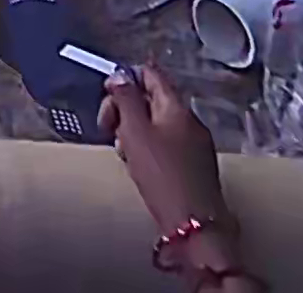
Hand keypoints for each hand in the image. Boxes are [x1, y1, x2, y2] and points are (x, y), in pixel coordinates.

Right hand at [98, 67, 227, 232]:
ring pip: (154, 121)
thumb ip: (126, 97)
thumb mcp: (134, 129)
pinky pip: (164, 141)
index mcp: (176, 107)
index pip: (150, 74)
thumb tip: (120, 74)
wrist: (195, 227)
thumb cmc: (160, 172)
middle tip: (108, 125)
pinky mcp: (194, 165)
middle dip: (124, 106)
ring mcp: (195, 144)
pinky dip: (146, 144)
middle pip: (150, 98)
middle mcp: (189, 120)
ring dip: (132, 128)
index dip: (125, 77)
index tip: (107, 94)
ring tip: (122, 148)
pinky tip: (136, 162)